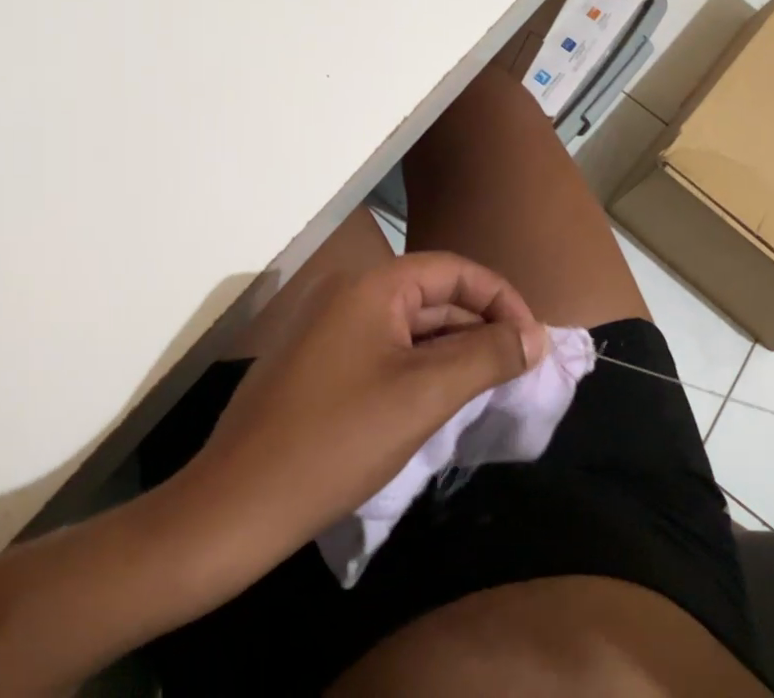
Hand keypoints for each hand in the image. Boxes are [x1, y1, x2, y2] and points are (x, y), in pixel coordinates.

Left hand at [182, 252, 549, 554]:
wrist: (238, 503)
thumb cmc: (337, 441)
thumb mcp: (424, 395)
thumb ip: (486, 356)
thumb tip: (534, 336)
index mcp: (371, 286)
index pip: (454, 270)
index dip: (503, 300)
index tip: (533, 345)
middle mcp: (345, 294)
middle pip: (432, 295)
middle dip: (480, 328)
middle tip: (519, 372)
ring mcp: (326, 329)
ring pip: (408, 328)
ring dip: (452, 352)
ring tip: (489, 389)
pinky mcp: (316, 364)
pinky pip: (382, 351)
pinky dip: (419, 368)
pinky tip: (439, 402)